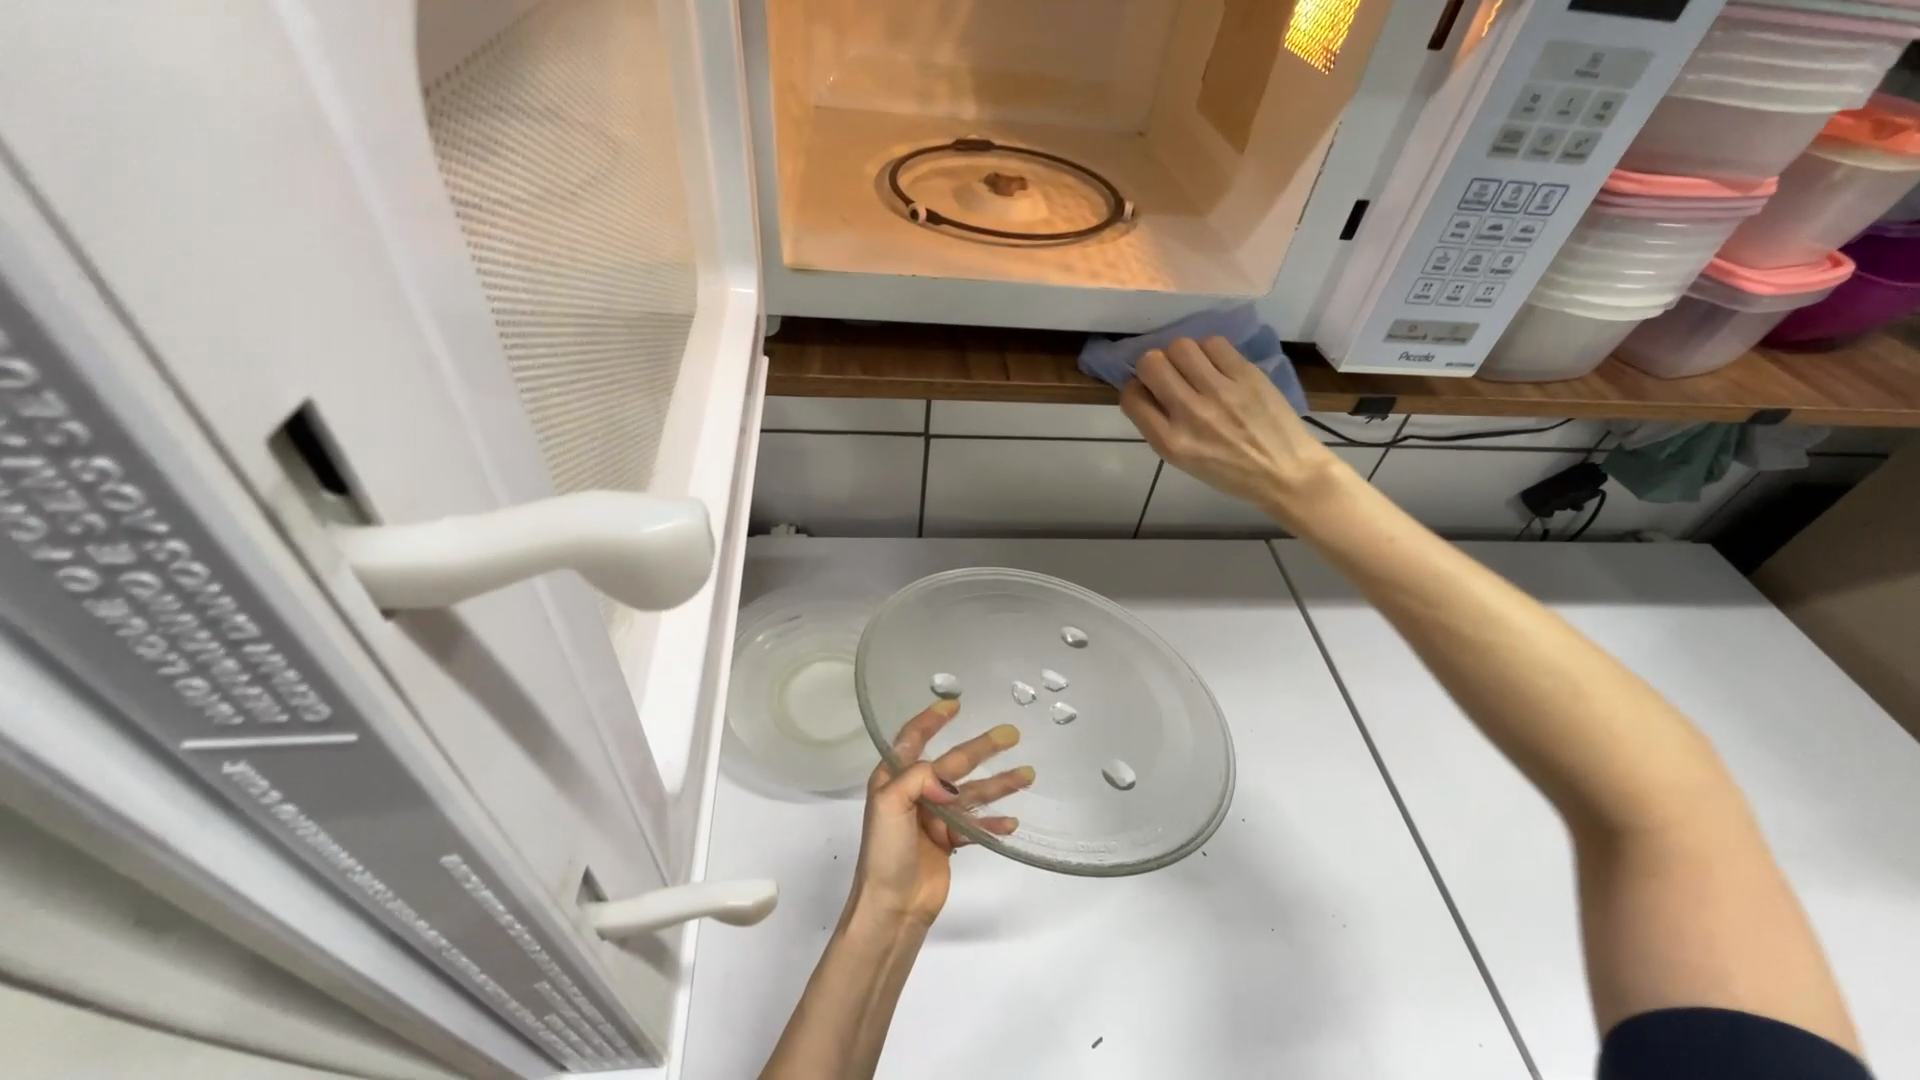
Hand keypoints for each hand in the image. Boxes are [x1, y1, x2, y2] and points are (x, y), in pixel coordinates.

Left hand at [849, 700, 1030, 926]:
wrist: (892, 907)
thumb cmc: (886, 852)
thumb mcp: (891, 805)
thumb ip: (919, 779)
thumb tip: (952, 780)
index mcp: (894, 779)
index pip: (913, 739)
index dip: (931, 720)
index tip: (955, 704)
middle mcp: (915, 793)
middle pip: (953, 763)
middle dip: (981, 749)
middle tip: (1011, 734)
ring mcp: (934, 817)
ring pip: (971, 793)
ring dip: (998, 785)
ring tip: (1027, 775)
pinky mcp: (949, 841)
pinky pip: (977, 825)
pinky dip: (994, 822)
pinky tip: (1012, 822)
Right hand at [1120, 337, 1345, 522]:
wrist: (1286, 472)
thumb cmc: (1231, 473)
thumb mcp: (1183, 461)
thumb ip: (1160, 426)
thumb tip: (1147, 389)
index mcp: (1171, 442)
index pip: (1131, 397)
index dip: (1135, 388)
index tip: (1148, 391)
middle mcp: (1191, 414)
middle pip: (1151, 363)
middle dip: (1153, 364)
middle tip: (1169, 374)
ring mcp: (1221, 391)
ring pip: (1181, 346)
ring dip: (1182, 354)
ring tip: (1195, 368)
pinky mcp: (1247, 375)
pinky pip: (1214, 344)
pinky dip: (1210, 351)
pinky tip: (1218, 365)